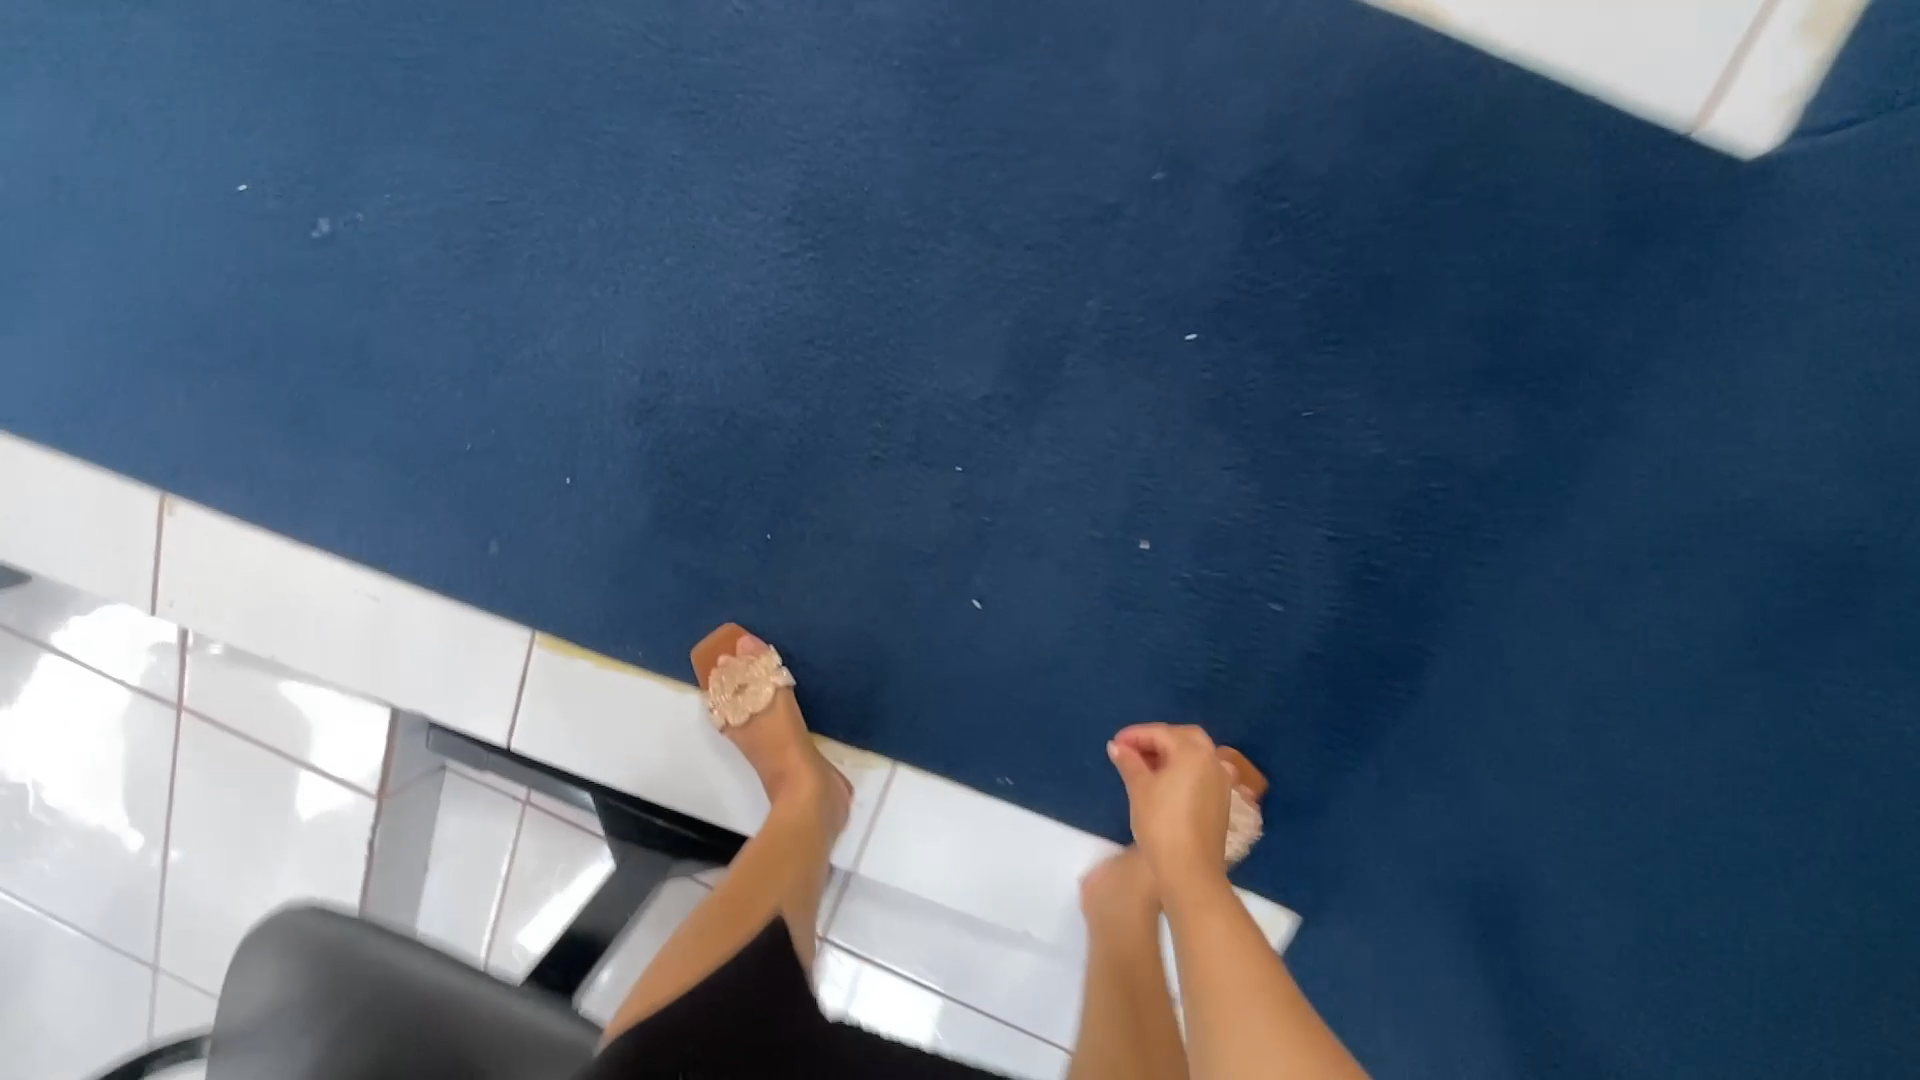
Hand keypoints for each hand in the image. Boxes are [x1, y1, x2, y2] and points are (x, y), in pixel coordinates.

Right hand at [1107, 723, 1234, 890]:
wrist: (1190, 870)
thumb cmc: (1161, 824)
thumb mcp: (1139, 789)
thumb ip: (1129, 762)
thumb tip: (1117, 746)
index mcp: (1193, 753)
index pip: (1161, 733)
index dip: (1135, 735)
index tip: (1114, 744)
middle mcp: (1212, 761)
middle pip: (1184, 737)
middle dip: (1157, 739)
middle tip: (1133, 750)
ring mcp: (1221, 782)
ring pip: (1196, 754)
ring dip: (1171, 753)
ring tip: (1145, 766)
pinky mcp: (1221, 801)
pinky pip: (1202, 772)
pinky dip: (1183, 768)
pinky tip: (1165, 782)